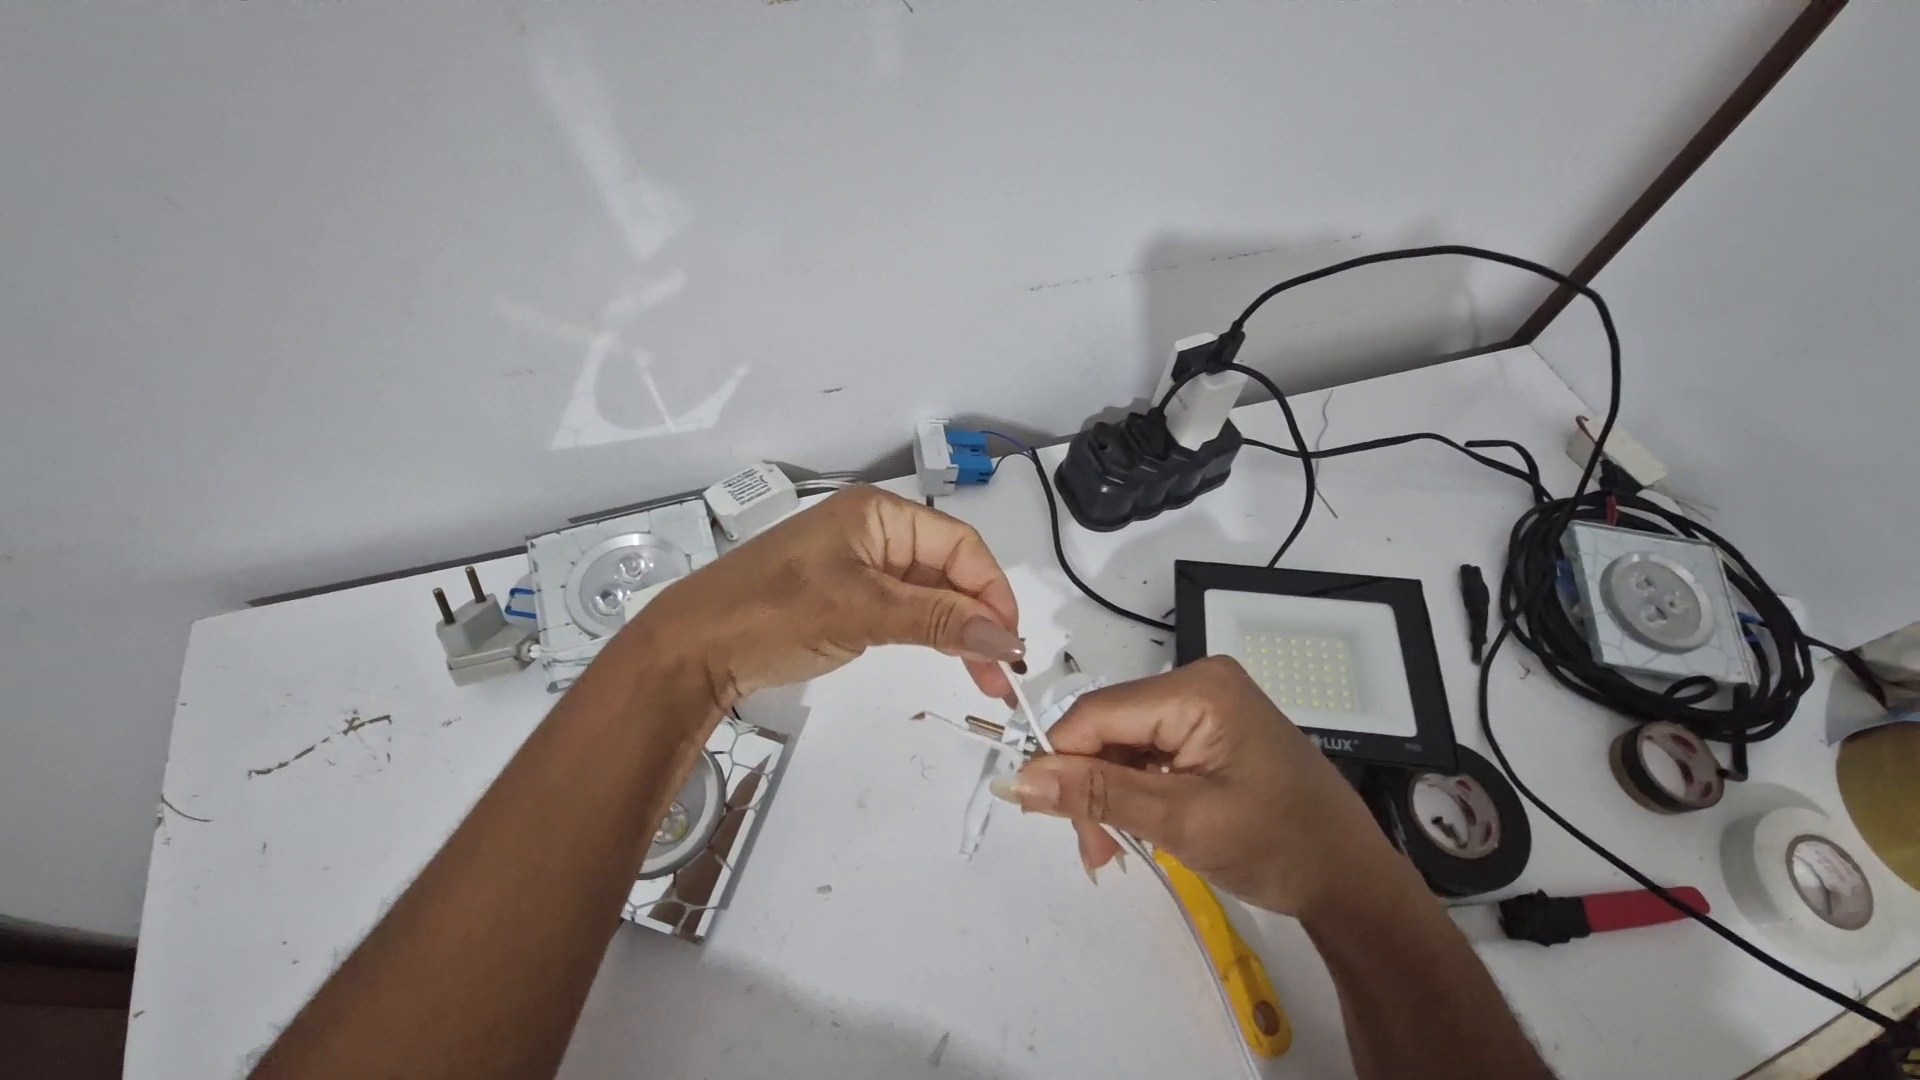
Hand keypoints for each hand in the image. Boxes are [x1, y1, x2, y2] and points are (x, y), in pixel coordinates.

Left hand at [630, 487, 1023, 711]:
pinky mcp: (849, 599)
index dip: (991, 590)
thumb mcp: (863, 612)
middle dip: (979, 616)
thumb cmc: (774, 613)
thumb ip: (939, 621)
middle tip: (1001, 672)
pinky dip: (931, 634)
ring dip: (959, 631)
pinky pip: (906, 610)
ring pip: (931, 594)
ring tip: (984, 677)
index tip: (1010, 642)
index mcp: (880, 514)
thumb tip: (1008, 638)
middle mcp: (876, 533)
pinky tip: (949, 658)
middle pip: (949, 569)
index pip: (959, 545)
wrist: (692, 648)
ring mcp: (861, 567)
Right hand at [992, 656, 1407, 919]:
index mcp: (1196, 687)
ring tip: (1115, 850)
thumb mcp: (1181, 821)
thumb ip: (1096, 795)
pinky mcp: (1208, 732)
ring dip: (1109, 795)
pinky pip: (1149, 754)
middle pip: (1108, 728)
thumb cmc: (1278, 845)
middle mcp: (1197, 683)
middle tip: (1095, 852)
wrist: (1352, 880)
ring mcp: (1205, 707)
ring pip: (1123, 744)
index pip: (1097, 713)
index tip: (1046, 817)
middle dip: (1089, 786)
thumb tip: (1018, 780)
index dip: (1061, 761)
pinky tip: (1139, 828)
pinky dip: (1135, 792)